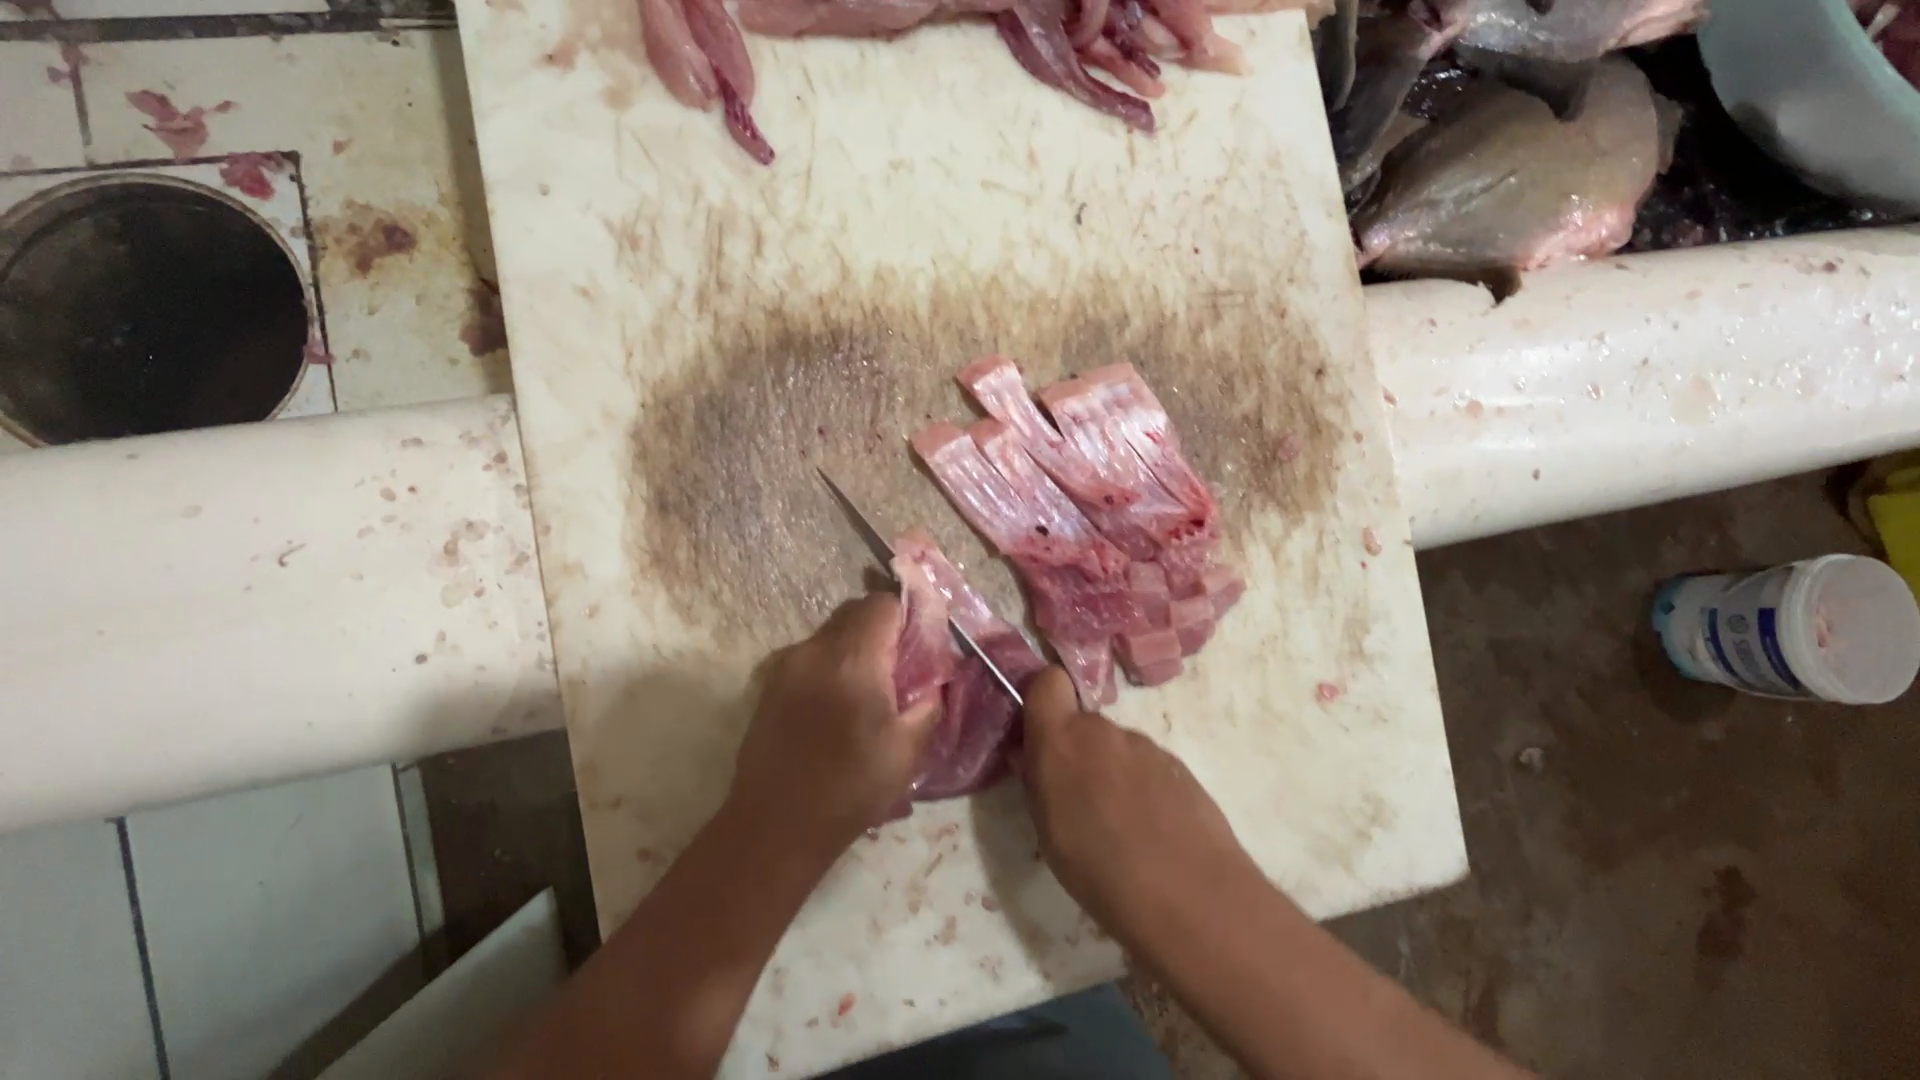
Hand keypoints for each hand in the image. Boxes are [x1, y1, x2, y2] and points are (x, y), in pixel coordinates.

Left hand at [729, 593, 940, 857]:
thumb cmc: (850, 788)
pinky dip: (832, 665)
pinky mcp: (770, 685)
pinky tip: (840, 706)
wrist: (776, 825)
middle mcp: (814, 650)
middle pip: (854, 612)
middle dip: (883, 628)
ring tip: (871, 691)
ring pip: (831, 633)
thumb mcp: (907, 749)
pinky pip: (811, 656)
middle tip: (903, 667)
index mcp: (852, 659)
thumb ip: (929, 701)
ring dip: (856, 647)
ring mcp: (786, 665)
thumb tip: (936, 677)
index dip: (908, 615)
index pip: (882, 603)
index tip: (923, 645)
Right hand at [1016, 667, 1261, 938]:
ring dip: (1111, 773)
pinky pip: (1147, 767)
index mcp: (1061, 740)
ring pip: (1117, 748)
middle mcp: (1104, 732)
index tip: (1041, 738)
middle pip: (1083, 724)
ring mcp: (1147, 746)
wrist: (1189, 895)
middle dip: (1077, 752)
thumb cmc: (1099, 869)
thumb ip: (1037, 783)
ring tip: (1119, 826)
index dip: (1043, 702)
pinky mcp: (1180, 766)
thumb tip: (1030, 757)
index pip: (1048, 682)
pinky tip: (1151, 831)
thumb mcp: (1048, 833)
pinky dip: (1143, 789)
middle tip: (1078, 801)